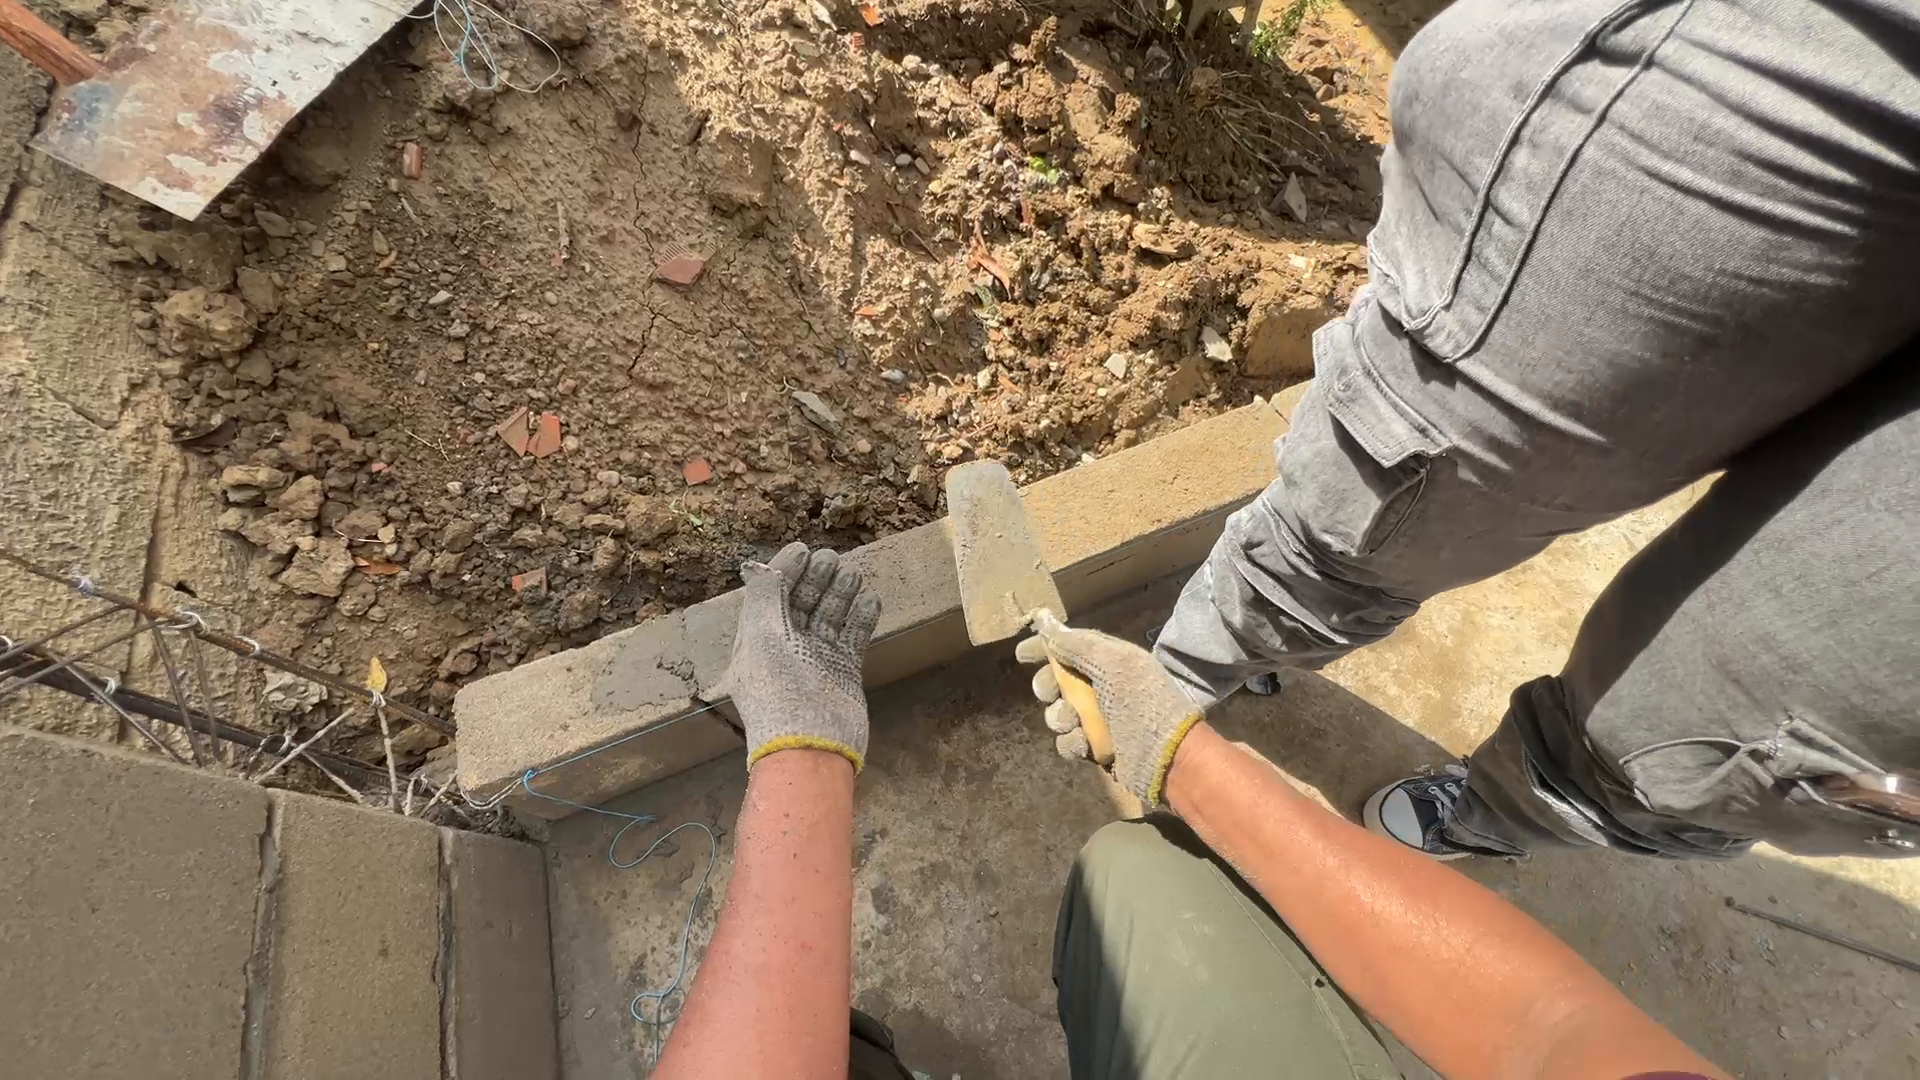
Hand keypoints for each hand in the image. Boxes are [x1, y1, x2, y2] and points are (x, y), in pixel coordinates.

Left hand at [724, 542, 880, 771]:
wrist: (811, 745)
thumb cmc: (779, 690)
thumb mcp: (761, 637)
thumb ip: (764, 598)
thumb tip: (763, 568)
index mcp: (758, 640)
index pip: (770, 596)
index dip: (785, 570)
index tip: (803, 549)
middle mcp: (786, 647)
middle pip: (802, 603)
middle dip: (815, 578)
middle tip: (831, 558)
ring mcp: (817, 659)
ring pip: (829, 616)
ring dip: (840, 593)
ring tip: (853, 573)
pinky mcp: (844, 670)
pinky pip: (853, 636)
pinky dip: (862, 617)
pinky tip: (870, 598)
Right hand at [1015, 610, 1203, 806]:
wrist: (1168, 757)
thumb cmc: (1142, 702)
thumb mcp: (1112, 663)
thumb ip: (1077, 644)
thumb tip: (1046, 622)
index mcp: (1108, 661)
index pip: (1068, 647)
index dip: (1044, 647)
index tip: (1021, 654)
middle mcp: (1101, 687)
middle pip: (1056, 681)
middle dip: (1047, 686)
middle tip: (1051, 692)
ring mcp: (1098, 720)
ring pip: (1057, 714)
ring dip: (1060, 717)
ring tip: (1074, 722)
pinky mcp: (1096, 749)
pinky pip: (1067, 742)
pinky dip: (1072, 743)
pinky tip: (1085, 746)